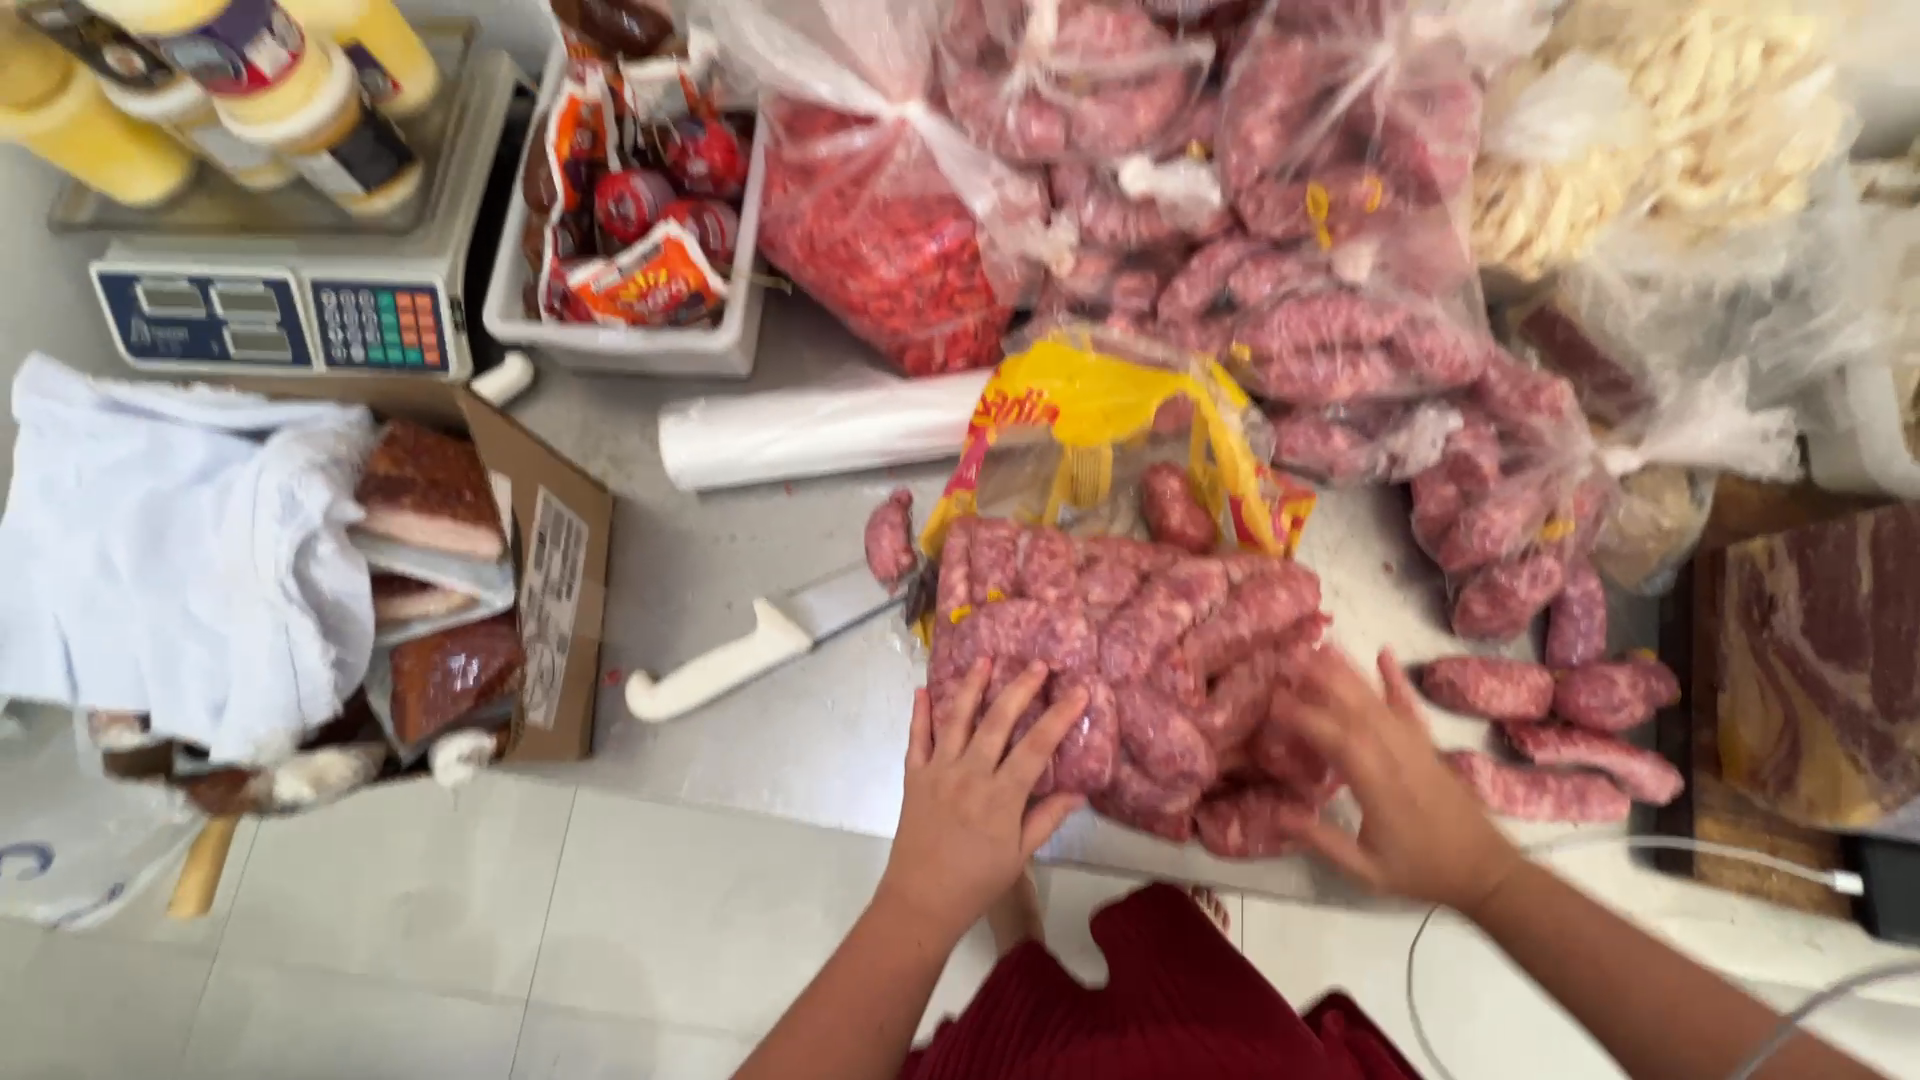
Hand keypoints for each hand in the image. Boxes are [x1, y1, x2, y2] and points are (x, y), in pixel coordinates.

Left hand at [875, 658, 1088, 943]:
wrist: (921, 901)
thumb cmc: (976, 882)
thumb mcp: (1019, 856)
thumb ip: (1046, 819)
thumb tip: (1078, 790)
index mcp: (1001, 797)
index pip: (1037, 747)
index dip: (1059, 717)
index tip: (1079, 691)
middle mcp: (970, 775)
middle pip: (997, 722)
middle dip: (1019, 688)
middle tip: (1037, 664)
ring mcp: (938, 771)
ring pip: (956, 720)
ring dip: (970, 687)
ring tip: (984, 659)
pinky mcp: (914, 776)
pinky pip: (916, 739)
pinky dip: (919, 713)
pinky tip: (922, 690)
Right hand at [1273, 647, 1523, 915]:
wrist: (1487, 873)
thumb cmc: (1422, 871)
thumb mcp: (1367, 871)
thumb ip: (1323, 841)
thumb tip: (1276, 813)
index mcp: (1377, 784)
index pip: (1335, 739)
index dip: (1303, 717)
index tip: (1272, 701)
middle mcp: (1395, 755)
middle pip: (1355, 707)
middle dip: (1321, 679)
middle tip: (1288, 658)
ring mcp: (1414, 746)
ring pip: (1377, 700)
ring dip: (1348, 671)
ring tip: (1319, 646)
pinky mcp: (1428, 745)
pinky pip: (1409, 705)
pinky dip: (1396, 678)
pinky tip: (1382, 653)